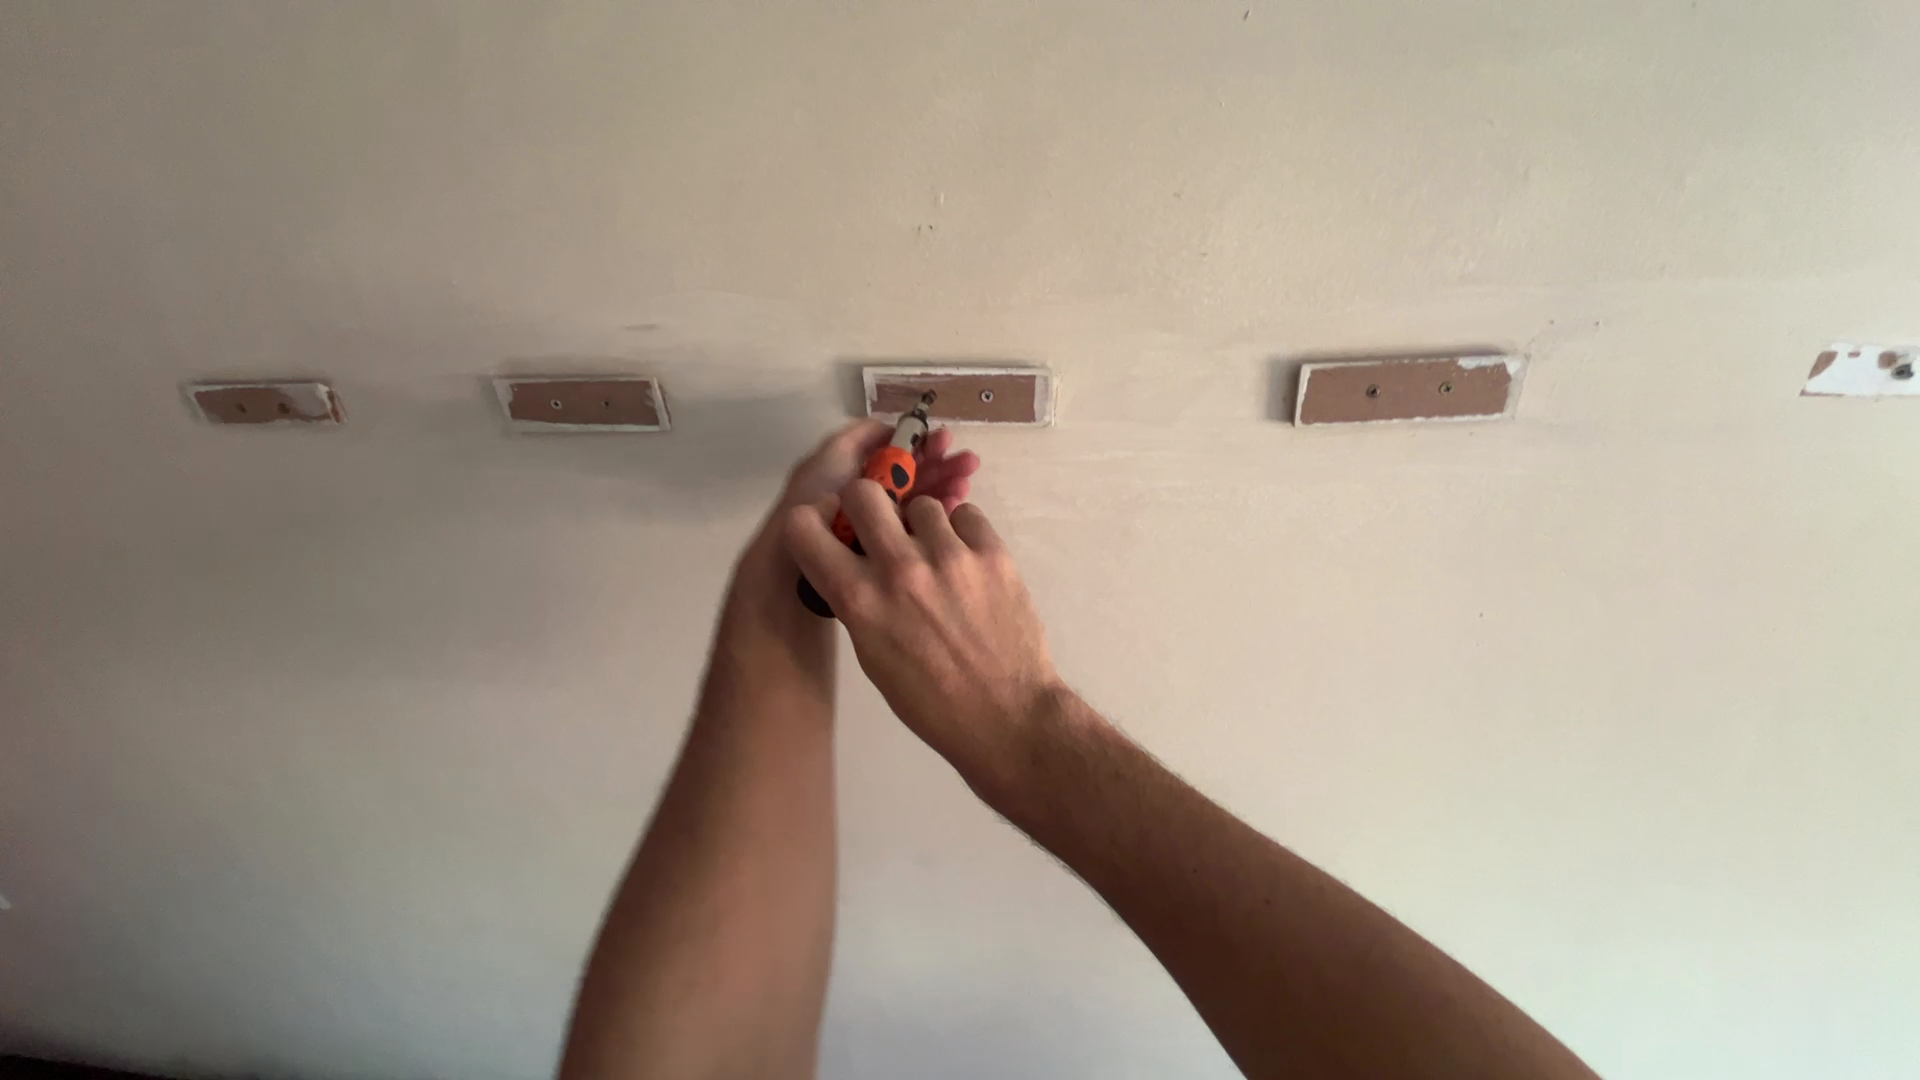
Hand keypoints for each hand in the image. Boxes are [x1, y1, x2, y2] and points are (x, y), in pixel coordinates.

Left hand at [745, 419, 979, 574]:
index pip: (898, 455)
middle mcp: (872, 498)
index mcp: (860, 475)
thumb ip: (858, 439)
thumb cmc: (814, 506)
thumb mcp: (830, 460)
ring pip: (922, 500)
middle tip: (969, 462)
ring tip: (966, 481)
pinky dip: (939, 515)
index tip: (946, 441)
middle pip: (915, 475)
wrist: (798, 564)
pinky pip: (920, 528)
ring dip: (945, 486)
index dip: (923, 445)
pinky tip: (956, 506)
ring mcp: (882, 525)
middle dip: (942, 465)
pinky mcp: (889, 552)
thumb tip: (889, 425)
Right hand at [784, 483, 1063, 780]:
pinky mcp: (993, 553)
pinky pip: (966, 515)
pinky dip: (963, 534)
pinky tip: (969, 565)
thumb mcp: (873, 655)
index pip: (802, 528)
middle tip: (884, 531)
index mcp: (859, 600)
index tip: (833, 530)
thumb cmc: (931, 701)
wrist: (1007, 717)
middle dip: (868, 508)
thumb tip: (855, 561)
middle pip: (863, 493)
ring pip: (922, 505)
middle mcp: (899, 568)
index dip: (814, 523)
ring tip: (939, 561)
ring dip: (923, 527)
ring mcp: (950, 556)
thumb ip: (858, 601)